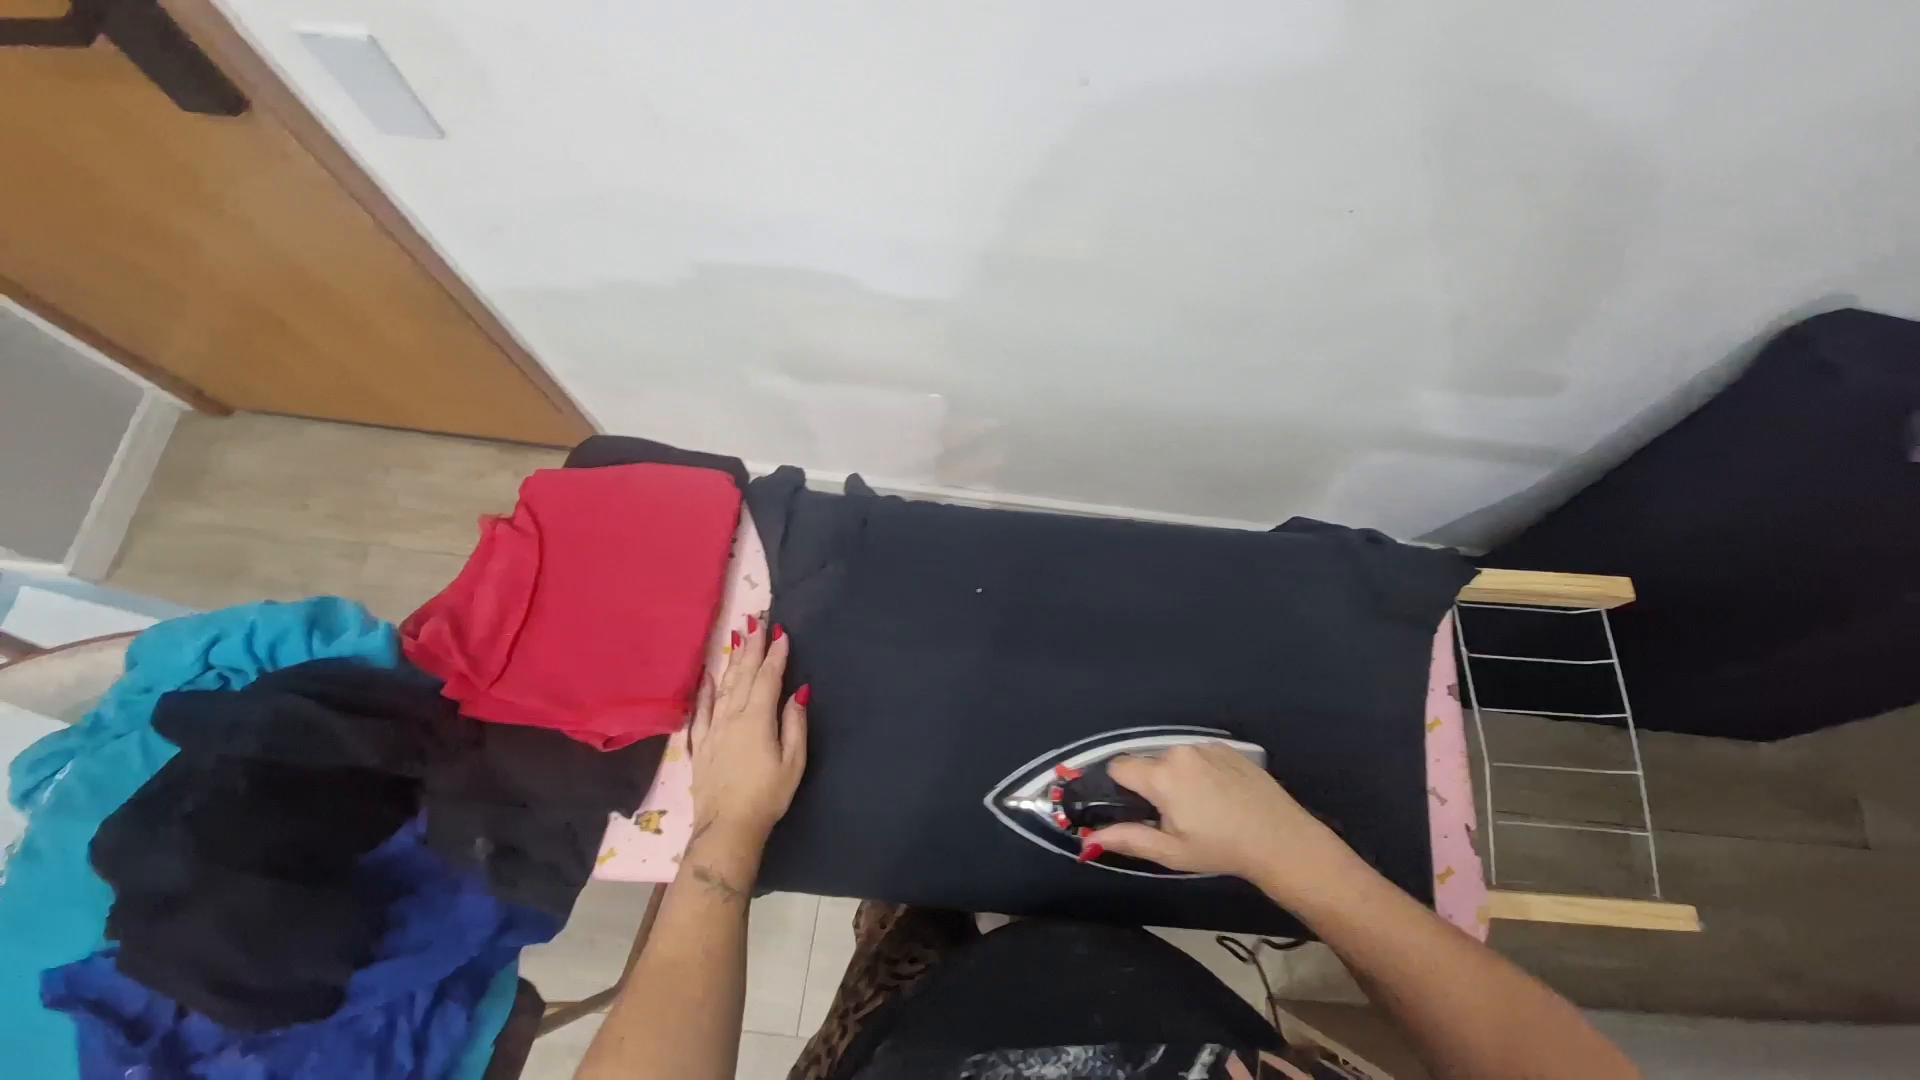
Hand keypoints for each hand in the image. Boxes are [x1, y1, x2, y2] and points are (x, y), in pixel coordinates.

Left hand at [688, 618, 808, 860]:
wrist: (727, 829)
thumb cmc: (768, 796)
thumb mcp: (793, 762)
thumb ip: (794, 723)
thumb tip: (798, 691)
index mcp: (757, 720)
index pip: (768, 678)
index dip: (775, 654)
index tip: (781, 632)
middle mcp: (732, 717)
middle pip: (743, 675)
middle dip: (751, 646)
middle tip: (756, 619)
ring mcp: (713, 730)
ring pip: (724, 687)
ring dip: (732, 660)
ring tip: (737, 636)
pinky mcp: (700, 745)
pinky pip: (701, 710)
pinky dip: (705, 690)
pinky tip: (707, 675)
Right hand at [1088, 742, 1352, 899]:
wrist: (1281, 839)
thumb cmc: (1221, 849)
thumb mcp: (1172, 852)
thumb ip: (1129, 838)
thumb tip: (1089, 838)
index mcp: (1162, 776)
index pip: (1119, 766)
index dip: (1121, 786)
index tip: (1135, 807)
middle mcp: (1179, 752)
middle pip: (1148, 762)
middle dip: (1152, 784)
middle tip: (1173, 815)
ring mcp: (1205, 747)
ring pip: (1174, 759)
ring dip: (1176, 776)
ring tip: (1200, 806)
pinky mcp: (1227, 748)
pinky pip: (1198, 755)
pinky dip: (1199, 771)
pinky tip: (1218, 795)